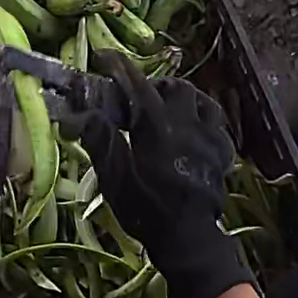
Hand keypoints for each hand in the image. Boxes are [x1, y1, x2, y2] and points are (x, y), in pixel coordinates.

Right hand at [61, 52, 248, 297]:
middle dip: (157, 87)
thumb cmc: (147, 210)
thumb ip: (99, 142)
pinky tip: (195, 131)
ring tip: (170, 109)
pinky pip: (219, 125)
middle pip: (175, 88)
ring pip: (202, 101)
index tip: (105, 56)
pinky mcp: (223, 153)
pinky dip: (206, 120)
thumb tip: (73, 116)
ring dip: (185, 99)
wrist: (188, 240)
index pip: (137, 85)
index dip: (120, 66)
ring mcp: (209, 138)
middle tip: (141, 99)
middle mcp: (186, 124)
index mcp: (157, 127)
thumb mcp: (115, 179)